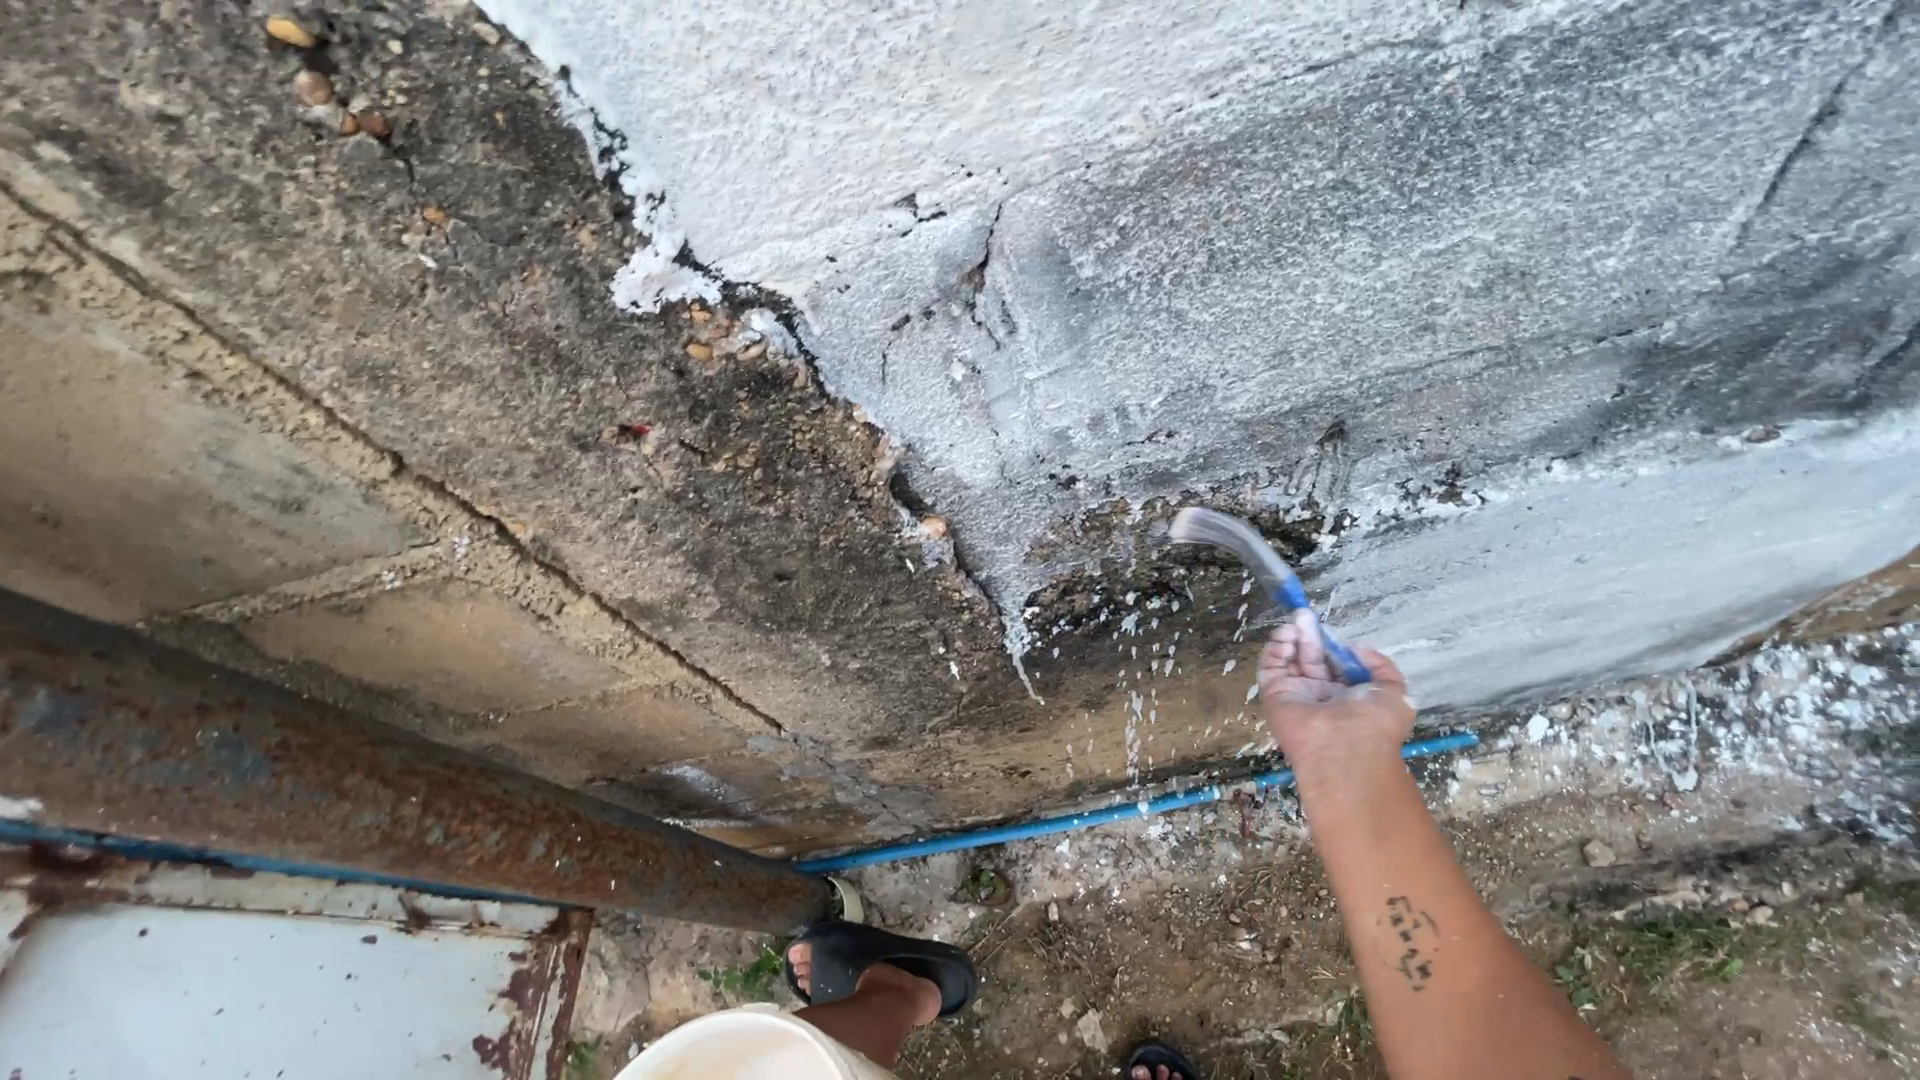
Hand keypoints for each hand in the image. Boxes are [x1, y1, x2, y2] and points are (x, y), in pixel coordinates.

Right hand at [1258, 609, 1414, 775]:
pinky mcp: (1274, 693)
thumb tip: (1357, 648)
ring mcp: (1295, 693)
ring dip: (1290, 638)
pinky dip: (1275, 649)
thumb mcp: (1395, 691)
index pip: (1334, 662)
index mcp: (1347, 695)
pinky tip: (1286, 637)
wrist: (1345, 748)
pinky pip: (1270, 667)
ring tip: (1295, 624)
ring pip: (1288, 659)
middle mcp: (1320, 693)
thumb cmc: (1374, 721)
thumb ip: (1381, 665)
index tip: (1327, 628)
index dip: (1330, 644)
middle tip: (1305, 614)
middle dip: (1308, 634)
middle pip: (1309, 656)